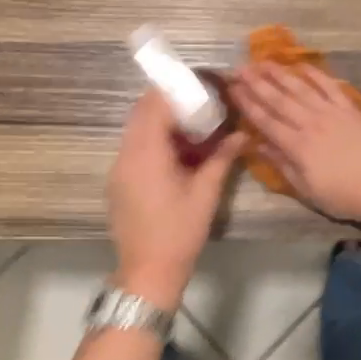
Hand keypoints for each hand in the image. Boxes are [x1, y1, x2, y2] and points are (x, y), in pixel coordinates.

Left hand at [106, 91, 244, 307]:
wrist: (147, 272)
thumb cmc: (179, 231)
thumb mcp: (206, 193)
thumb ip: (222, 157)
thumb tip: (242, 134)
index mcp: (146, 153)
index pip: (155, 104)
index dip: (177, 90)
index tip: (202, 86)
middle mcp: (126, 154)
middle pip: (141, 111)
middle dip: (168, 101)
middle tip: (199, 101)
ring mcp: (118, 168)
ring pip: (136, 128)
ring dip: (160, 120)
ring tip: (192, 124)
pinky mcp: (119, 182)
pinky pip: (134, 147)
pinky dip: (153, 139)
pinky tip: (178, 151)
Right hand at [231, 63, 360, 221]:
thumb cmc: (338, 194)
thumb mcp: (303, 187)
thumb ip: (280, 163)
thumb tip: (256, 145)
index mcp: (296, 145)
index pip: (266, 120)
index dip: (247, 104)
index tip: (232, 89)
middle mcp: (310, 123)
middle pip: (279, 99)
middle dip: (257, 83)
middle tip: (240, 68)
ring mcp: (330, 113)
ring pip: (300, 88)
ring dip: (280, 74)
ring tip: (263, 62)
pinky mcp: (348, 109)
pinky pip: (329, 86)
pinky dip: (315, 74)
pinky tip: (301, 65)